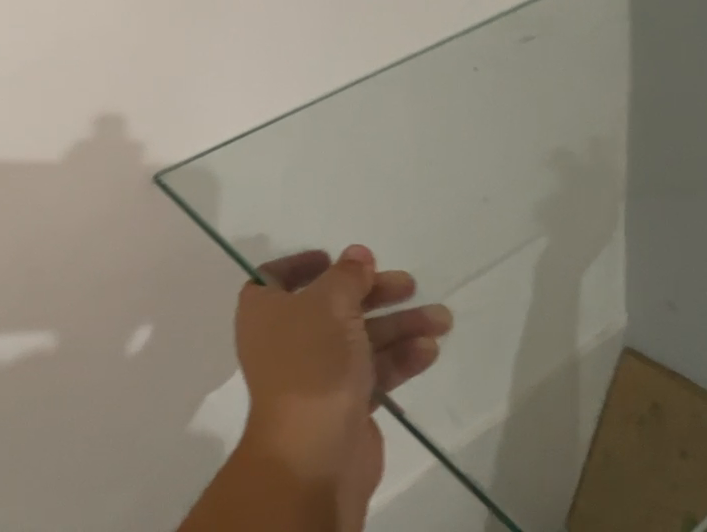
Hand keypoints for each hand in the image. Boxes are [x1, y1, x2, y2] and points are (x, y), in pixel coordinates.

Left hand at [234, 246, 451, 526]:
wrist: (313, 453)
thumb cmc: (311, 362)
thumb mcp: (329, 304)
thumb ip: (347, 276)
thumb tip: (357, 254)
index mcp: (264, 309)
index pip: (278, 276)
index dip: (306, 264)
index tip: (338, 258)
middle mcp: (286, 337)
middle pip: (332, 304)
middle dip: (372, 294)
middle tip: (410, 284)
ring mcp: (315, 371)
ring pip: (359, 338)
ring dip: (398, 325)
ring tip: (442, 319)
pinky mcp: (343, 402)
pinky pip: (372, 370)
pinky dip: (398, 358)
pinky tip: (429, 349)